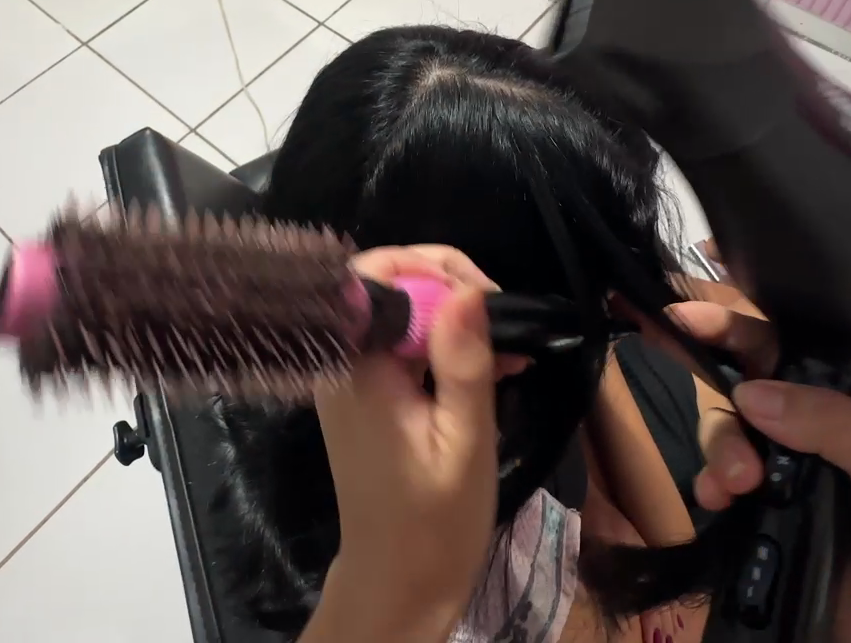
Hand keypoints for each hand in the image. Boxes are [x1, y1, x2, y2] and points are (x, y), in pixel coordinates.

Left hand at [302, 246, 503, 642]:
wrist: (398, 583)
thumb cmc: (435, 522)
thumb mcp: (465, 441)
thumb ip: (462, 362)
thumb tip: (468, 290)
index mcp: (357, 366)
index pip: (374, 274)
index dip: (429, 266)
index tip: (483, 295)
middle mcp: (342, 359)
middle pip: (385, 281)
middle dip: (446, 282)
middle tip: (500, 315)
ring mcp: (351, 373)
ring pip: (398, 306)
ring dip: (452, 312)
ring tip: (507, 344)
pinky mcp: (366, 388)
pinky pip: (401, 339)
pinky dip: (443, 340)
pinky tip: (491, 362)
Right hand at [656, 302, 850, 642]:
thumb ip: (836, 422)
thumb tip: (751, 393)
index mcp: (849, 413)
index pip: (787, 354)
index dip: (738, 329)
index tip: (687, 314)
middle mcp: (809, 439)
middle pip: (745, 392)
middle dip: (728, 407)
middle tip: (738, 455)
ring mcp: (780, 483)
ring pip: (726, 436)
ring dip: (720, 451)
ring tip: (736, 489)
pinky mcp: (756, 525)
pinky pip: (715, 486)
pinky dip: (707, 485)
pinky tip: (714, 502)